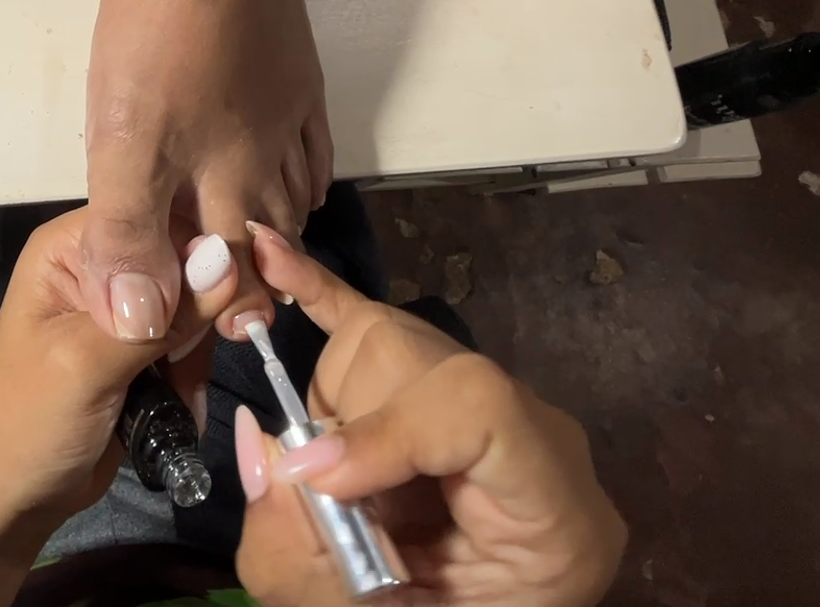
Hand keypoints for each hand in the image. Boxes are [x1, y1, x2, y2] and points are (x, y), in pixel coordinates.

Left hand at [0, 207, 240, 536]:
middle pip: (177, 256)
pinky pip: (186, 337)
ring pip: (190, 300)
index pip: (148, 215)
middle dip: (201, 307)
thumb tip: (225, 258)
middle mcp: (97, 263)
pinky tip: (185, 405)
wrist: (17, 497)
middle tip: (218, 347)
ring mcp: (119, 304)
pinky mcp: (138, 343)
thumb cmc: (32, 422)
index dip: (197, 246)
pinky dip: (193, 369)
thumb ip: (160, 316)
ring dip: (197, 349)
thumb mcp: (90, 363)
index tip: (235, 293)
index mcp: (68, 247)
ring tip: (184, 394)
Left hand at [70, 0, 333, 347]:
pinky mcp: (263, 24)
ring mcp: (276, 73)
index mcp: (240, 167)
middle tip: (218, 295)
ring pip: (283, 159)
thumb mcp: (129, 136)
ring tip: (245, 235)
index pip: (245, 263)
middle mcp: (272, 130)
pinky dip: (274, 135)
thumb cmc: (161, 23)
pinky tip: (252, 129)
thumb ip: (132, 228)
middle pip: (269, 216)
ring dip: (267, 202)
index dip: (228, 304)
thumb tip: (138, 327)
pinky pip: (281, 103)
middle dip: (246, 263)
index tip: (203, 338)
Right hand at [232, 224, 626, 606]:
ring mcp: (472, 382)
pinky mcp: (423, 365)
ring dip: (325, 402)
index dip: (385, 430)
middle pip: (404, 357)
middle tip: (330, 495)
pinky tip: (266, 248)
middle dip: (340, 423)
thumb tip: (269, 456)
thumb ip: (317, 566)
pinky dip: (307, 283)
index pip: (475, 405)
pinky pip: (359, 310)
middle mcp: (523, 419)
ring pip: (367, 334)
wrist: (473, 606)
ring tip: (339, 475)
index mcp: (554, 502)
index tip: (319, 478)